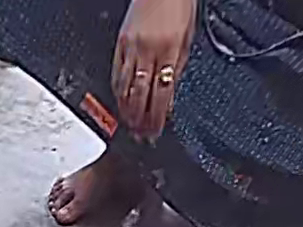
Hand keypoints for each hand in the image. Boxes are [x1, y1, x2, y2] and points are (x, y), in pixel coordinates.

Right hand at [112, 0, 196, 140]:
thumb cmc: (177, 4)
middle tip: (140, 136)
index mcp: (168, 50)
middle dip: (139, 121)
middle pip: (140, 97)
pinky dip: (118, 94)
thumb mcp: (186, 39)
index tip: (154, 134)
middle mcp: (148, 51)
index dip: (156, 119)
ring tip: (129, 126)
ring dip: (126, 112)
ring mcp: (131, 48)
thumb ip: (176, 71)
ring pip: (125, 90)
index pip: (160, 96)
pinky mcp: (120, 44)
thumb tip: (168, 101)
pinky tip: (120, 104)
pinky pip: (116, 75)